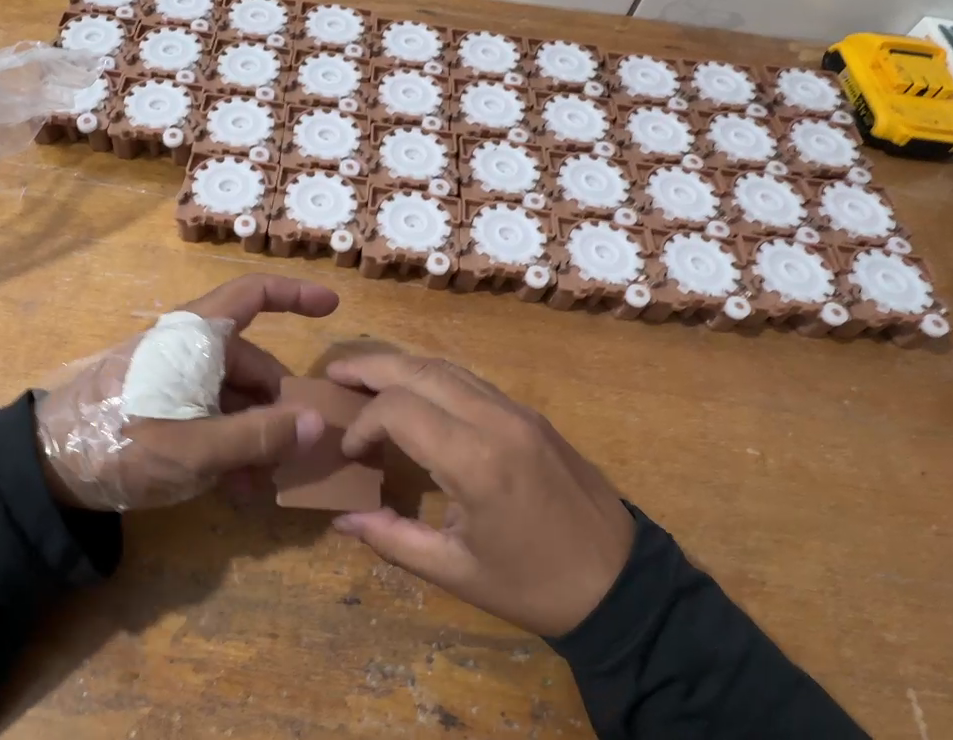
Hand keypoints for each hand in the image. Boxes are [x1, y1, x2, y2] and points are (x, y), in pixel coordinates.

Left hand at [36, 274, 337, 510]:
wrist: (46, 468)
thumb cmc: (123, 442)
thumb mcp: (197, 448)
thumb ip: (259, 436)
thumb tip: (318, 424)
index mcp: (196, 336)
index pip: (252, 295)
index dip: (294, 295)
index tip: (331, 307)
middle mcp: (190, 348)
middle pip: (253, 362)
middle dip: (280, 407)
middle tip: (298, 452)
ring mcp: (175, 377)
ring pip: (235, 396)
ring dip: (256, 434)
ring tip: (264, 483)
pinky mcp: (163, 404)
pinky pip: (211, 414)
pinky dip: (229, 442)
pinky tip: (236, 485)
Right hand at [328, 355, 635, 637]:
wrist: (620, 584)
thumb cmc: (533, 586)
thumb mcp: (455, 572)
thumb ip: (392, 538)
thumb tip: (342, 518)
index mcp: (476, 461)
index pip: (399, 410)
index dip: (363, 423)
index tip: (349, 451)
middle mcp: (495, 420)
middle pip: (420, 370)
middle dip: (371, 367)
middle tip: (333, 374)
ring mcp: (517, 412)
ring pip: (447, 367)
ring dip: (401, 365)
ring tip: (364, 375)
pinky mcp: (530, 415)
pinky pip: (471, 381)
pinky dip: (432, 377)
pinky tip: (414, 392)